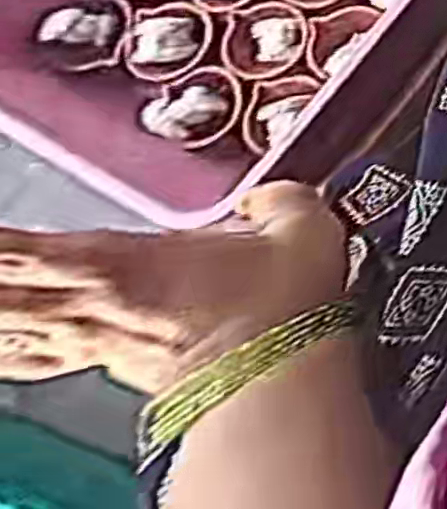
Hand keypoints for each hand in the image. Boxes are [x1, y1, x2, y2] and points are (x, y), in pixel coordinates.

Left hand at [0, 183, 347, 393]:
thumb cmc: (280, 299)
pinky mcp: (101, 364)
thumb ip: (277, 198)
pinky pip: (20, 359)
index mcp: (120, 261)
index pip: (14, 249)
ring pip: (1, 323)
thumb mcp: (302, 225)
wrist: (278, 367)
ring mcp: (86, 340)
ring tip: (5, 292)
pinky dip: (7, 345)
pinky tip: (13, 337)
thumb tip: (265, 195)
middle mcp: (85, 303)